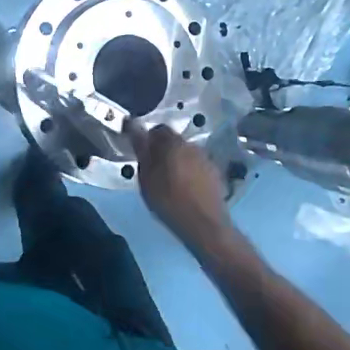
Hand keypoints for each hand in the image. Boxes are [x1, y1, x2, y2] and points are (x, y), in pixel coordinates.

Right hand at [127, 122, 231, 248]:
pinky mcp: (215, 174)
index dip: (148, 139)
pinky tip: (185, 189)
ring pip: (186, 154)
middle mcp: (192, 145)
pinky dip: (190, 173)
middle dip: (162, 151)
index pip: (158, 129)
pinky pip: (197, 167)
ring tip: (169, 181)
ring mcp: (206, 159)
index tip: (141, 154)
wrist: (204, 225)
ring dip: (177, 162)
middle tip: (152, 169)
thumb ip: (141, 148)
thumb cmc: (169, 200)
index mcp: (173, 142)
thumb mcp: (146, 176)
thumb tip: (133, 124)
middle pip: (173, 141)